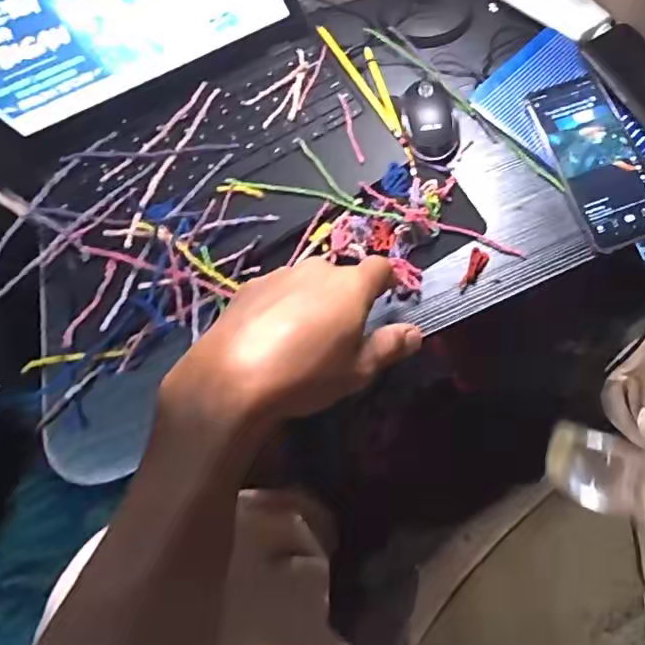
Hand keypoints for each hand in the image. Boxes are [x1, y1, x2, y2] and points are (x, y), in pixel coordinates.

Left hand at [167, 257, 422, 424]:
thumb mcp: (358, 371)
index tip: (387, 298)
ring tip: (301, 337)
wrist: (230, 378)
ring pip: (307, 281)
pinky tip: (268, 337)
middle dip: (345, 295)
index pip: (381, 266)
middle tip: (340, 330)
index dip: (387, 280)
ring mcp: (280, 274)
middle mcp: (318, 269)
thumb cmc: (307, 374)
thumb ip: (389, 347)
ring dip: (311, 299)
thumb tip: (415, 332)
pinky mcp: (249, 287)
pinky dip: (280, 306)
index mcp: (351, 284)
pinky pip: (276, 291)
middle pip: (341, 274)